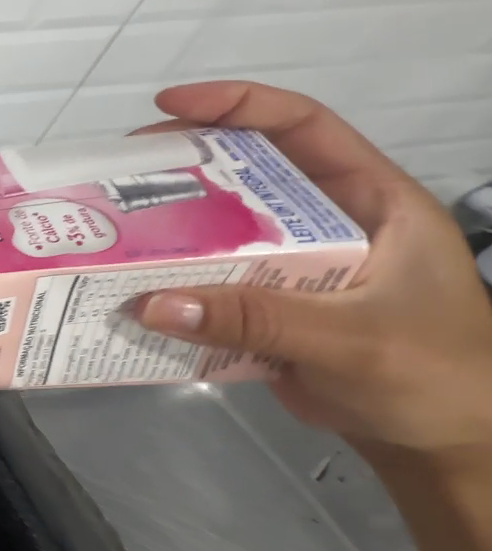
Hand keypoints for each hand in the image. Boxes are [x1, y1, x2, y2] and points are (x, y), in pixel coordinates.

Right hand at [130, 81, 491, 451]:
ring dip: (164, 229)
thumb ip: (254, 318)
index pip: (306, 127)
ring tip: (107, 228)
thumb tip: (147, 302)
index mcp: (372, 203)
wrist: (443, 445)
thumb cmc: (435, 375)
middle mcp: (327, 223)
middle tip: (114, 173)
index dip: (238, 105)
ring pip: (219, 228)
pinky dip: (166, 282)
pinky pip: (205, 280)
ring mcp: (294, 265)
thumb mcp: (352, 340)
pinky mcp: (265, 305)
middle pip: (246, 172)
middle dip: (180, 166)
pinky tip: (128, 287)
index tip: (166, 106)